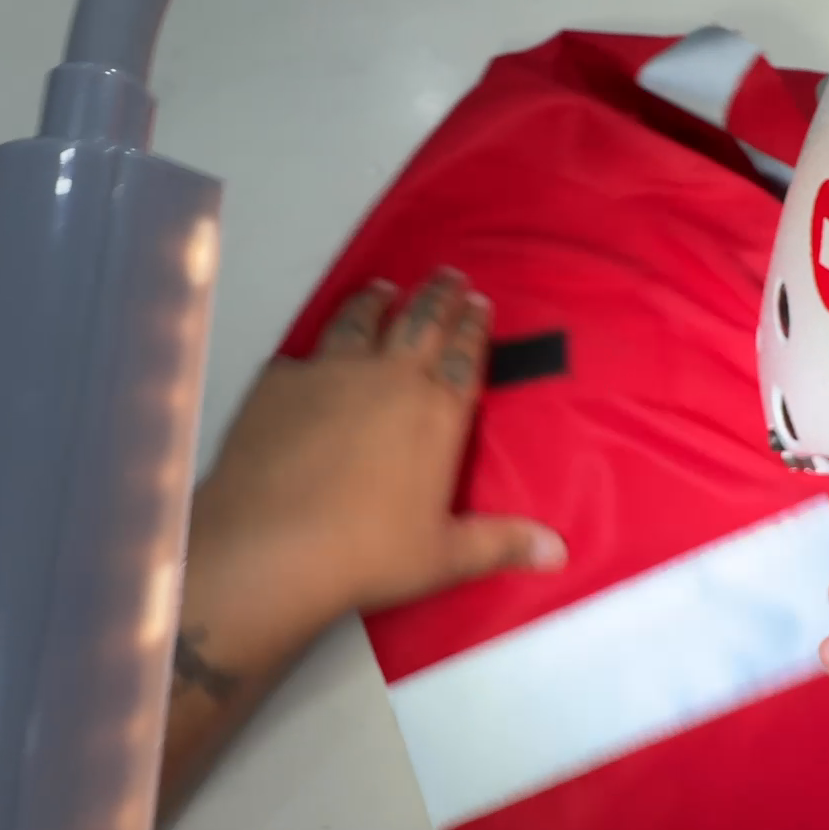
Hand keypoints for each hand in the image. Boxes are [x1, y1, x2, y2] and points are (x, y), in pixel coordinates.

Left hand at [186, 268, 566, 635]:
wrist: (270, 545)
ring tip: (384, 287)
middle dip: (438, 295)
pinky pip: (302, 355)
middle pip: (420, 323)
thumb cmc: (367, 552)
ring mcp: (330, 373)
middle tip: (448, 273)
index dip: (473, 325)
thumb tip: (558, 552)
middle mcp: (387, 379)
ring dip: (376, 302)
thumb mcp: (444, 556)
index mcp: (435, 412)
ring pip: (360, 322)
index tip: (480, 300)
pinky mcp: (280, 382)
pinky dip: (313, 350)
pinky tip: (309, 354)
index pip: (462, 355)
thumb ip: (500, 543)